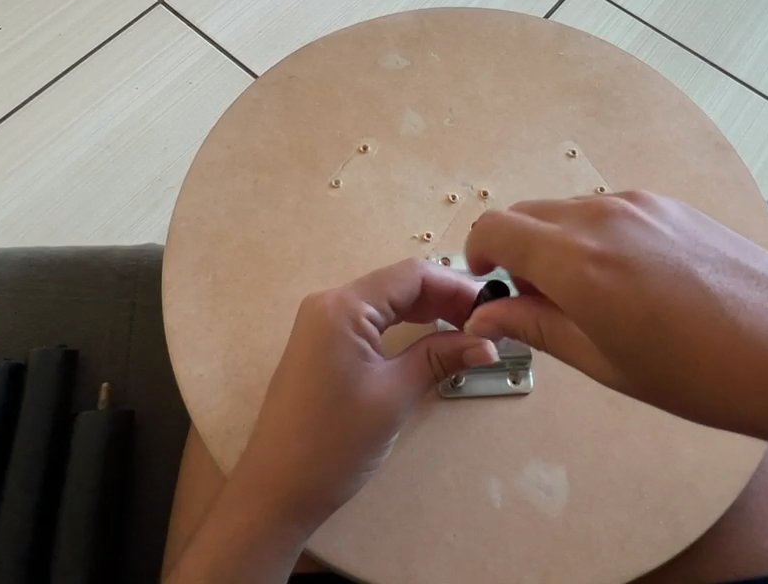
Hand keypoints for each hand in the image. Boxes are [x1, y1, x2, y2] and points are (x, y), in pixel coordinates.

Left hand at [229, 259, 500, 530]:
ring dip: (428, 310)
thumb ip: (439, 358)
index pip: (411, 275)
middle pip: (399, 284)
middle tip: (488, 320)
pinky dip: (404, 324)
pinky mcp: (323, 343)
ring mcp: (323, 322)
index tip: (492, 305)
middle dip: (445, 297)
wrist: (274, 491)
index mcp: (343, 306)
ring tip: (469, 329)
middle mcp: (330, 303)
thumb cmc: (333, 444)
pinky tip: (433, 336)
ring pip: (387, 300)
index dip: (456, 285)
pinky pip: (371, 319)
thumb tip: (487, 343)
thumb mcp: (394, 396)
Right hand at [463, 191, 767, 453]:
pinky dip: (594, 235)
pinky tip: (635, 279)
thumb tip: (484, 312)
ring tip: (594, 296)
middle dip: (515, 251)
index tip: (491, 288)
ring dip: (555, 242)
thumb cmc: (697, 375)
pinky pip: (607, 208)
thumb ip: (535, 326)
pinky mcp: (668, 202)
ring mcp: (637, 201)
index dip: (478, 256)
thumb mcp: (605, 361)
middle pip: (526, 213)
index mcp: (574, 258)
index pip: (494, 227)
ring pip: (567, 209)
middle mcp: (598, 214)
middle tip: (540, 303)